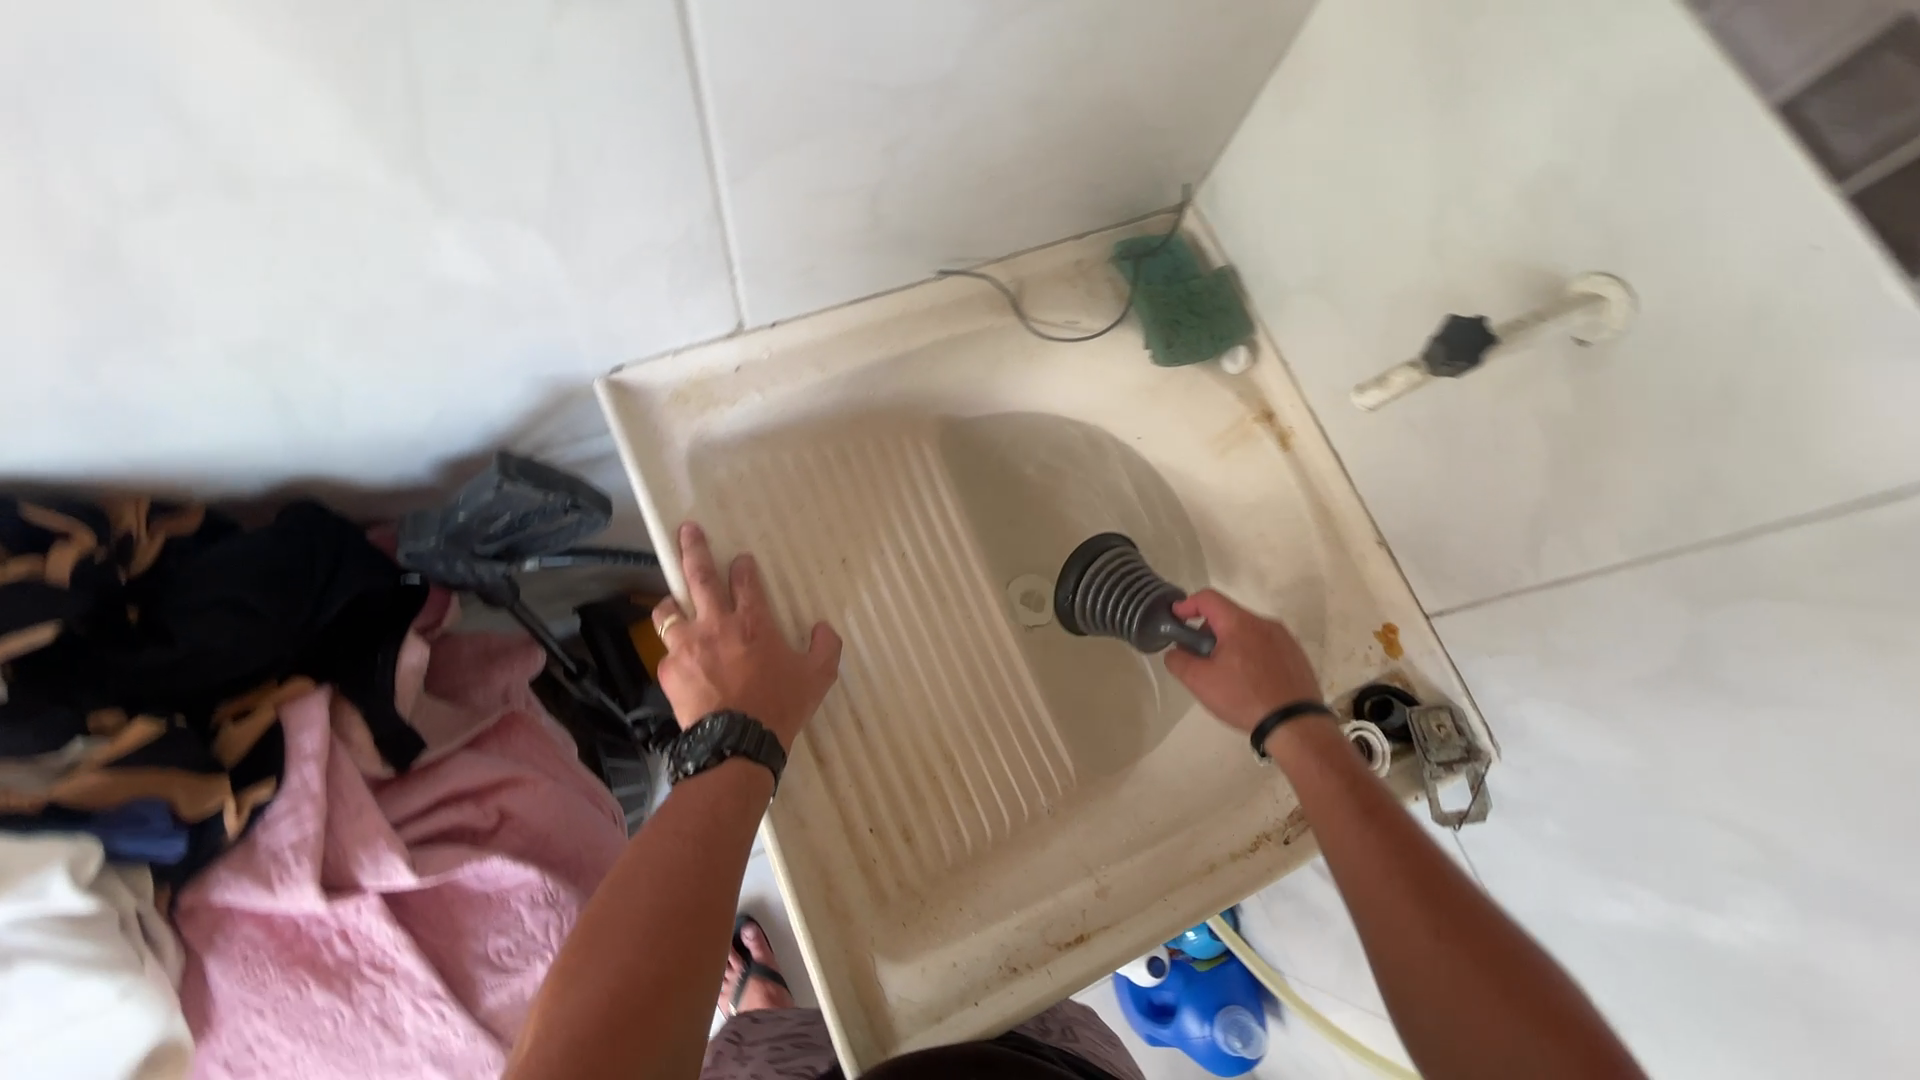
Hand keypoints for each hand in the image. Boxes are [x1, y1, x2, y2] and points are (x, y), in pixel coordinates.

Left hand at [651, 523, 842, 750]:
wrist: (737, 744)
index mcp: (753, 622)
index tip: (740, 559)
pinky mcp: (669, 670)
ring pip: (669, 610)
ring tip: (673, 602)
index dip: (742, 566)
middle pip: (699, 576)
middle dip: (693, 548)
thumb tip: (823, 628)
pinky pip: (667, 651)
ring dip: (672, 601)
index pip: (744, 580)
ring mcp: (687, 646)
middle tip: (687, 530)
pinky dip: (674, 651)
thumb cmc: (780, 706)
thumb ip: (825, 647)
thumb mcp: (818, 677)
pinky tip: (680, 659)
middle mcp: (716, 624)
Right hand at [1163, 589, 1321, 731]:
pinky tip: (1251, 682)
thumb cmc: (1243, 698)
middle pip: (1228, 615)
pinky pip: (1265, 645)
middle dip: (1208, 632)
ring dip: (1230, 644)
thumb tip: (1176, 651)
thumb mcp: (1199, 682)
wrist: (1295, 724)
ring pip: (1247, 631)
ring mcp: (1284, 638)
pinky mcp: (1296, 655)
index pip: (1208, 598)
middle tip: (1201, 658)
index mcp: (1240, 623)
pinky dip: (1250, 654)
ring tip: (1227, 675)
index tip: (1175, 619)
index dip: (1187, 604)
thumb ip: (1178, 661)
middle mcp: (1265, 623)